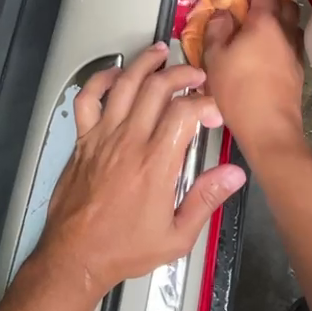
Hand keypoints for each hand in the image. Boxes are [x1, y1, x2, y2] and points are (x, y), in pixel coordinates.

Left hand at [34, 43, 246, 295]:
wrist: (76, 258)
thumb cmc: (125, 249)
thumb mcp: (177, 236)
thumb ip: (206, 199)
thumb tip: (235, 173)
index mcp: (155, 164)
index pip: (185, 111)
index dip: (206, 102)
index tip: (214, 111)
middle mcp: (129, 142)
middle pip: (157, 87)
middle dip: (182, 73)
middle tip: (196, 75)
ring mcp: (103, 137)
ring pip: (125, 84)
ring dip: (146, 63)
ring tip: (162, 52)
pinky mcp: (83, 140)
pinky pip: (88, 98)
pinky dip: (101, 79)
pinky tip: (116, 74)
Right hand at [202, 0, 305, 162]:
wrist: (269, 127)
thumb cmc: (238, 90)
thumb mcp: (214, 57)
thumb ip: (217, 29)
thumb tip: (223, 13)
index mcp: (265, 22)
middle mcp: (285, 31)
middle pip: (286, 2)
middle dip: (270, 0)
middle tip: (250, 10)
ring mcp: (296, 51)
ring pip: (292, 23)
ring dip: (278, 20)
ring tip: (258, 32)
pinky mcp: (299, 69)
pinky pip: (293, 43)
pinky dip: (282, 40)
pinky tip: (267, 54)